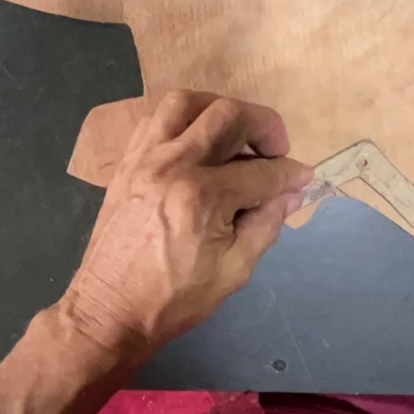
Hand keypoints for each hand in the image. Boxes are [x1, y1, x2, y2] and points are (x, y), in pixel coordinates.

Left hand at [58, 90, 313, 363]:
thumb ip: (266, 224)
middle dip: (264, 125)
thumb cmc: (174, 300)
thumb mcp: (234, 271)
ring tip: (236, 135)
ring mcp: (144, 159)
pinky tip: (198, 143)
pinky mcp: (127, 164)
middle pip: (227, 115)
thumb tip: (291, 193)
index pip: (260, 172)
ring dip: (220, 110)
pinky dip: (184, 121)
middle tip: (276, 150)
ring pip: (186, 103)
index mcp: (201, 197)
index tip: (303, 179)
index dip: (290, 174)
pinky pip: (156, 120)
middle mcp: (172, 165)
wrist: (110, 310)